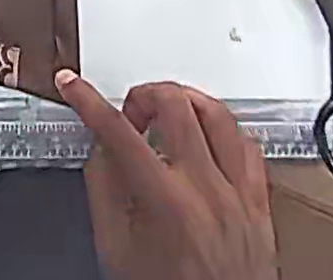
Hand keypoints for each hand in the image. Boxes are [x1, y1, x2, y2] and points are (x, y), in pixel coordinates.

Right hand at [57, 70, 277, 279]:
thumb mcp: (114, 248)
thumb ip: (102, 187)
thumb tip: (99, 144)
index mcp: (165, 203)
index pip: (116, 130)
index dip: (86, 99)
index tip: (72, 85)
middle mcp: (206, 192)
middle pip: (173, 104)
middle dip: (141, 96)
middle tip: (129, 115)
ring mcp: (239, 197)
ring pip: (217, 114)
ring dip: (184, 102)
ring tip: (166, 113)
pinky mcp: (260, 207)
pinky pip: (247, 146)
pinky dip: (222, 131)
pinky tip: (206, 136)